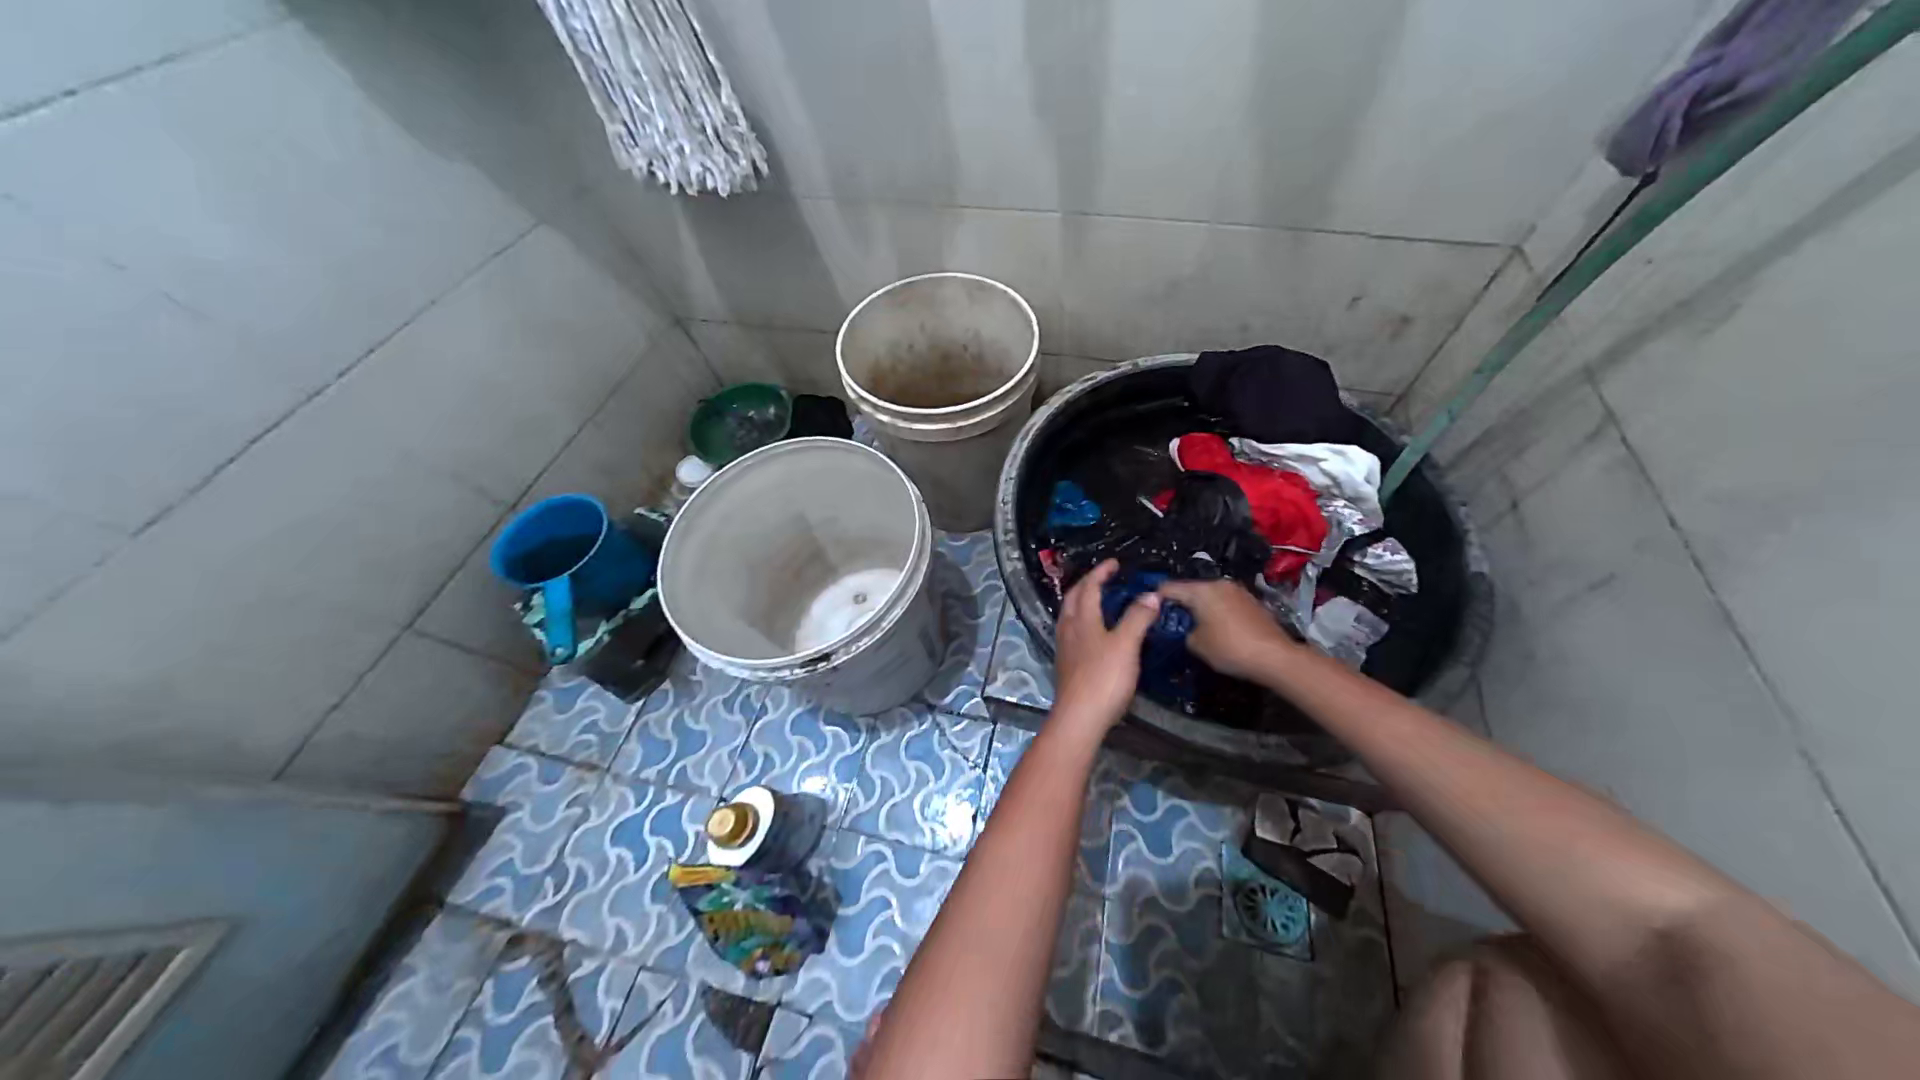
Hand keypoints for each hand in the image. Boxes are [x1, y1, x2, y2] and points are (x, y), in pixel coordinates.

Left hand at [1051, 560, 1159, 729]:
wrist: (1080, 717)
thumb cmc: (1104, 678)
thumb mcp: (1126, 645)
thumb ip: (1137, 618)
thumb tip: (1151, 595)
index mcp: (1082, 619)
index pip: (1089, 587)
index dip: (1101, 572)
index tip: (1114, 563)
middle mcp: (1068, 629)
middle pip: (1073, 598)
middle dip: (1086, 584)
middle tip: (1103, 578)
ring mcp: (1064, 648)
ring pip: (1069, 615)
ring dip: (1081, 602)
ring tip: (1097, 601)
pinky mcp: (1066, 665)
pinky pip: (1071, 632)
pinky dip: (1082, 622)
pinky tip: (1092, 633)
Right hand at [1156, 578, 1295, 680]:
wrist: (1275, 657)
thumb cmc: (1230, 648)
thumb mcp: (1196, 644)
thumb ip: (1184, 631)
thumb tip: (1187, 628)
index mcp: (1201, 590)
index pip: (1169, 588)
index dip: (1155, 598)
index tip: (1148, 610)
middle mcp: (1219, 584)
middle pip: (1191, 589)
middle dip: (1180, 603)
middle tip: (1170, 620)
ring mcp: (1238, 590)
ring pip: (1209, 595)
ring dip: (1200, 607)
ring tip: (1193, 624)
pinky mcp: (1252, 601)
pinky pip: (1225, 602)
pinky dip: (1216, 611)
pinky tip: (1217, 627)